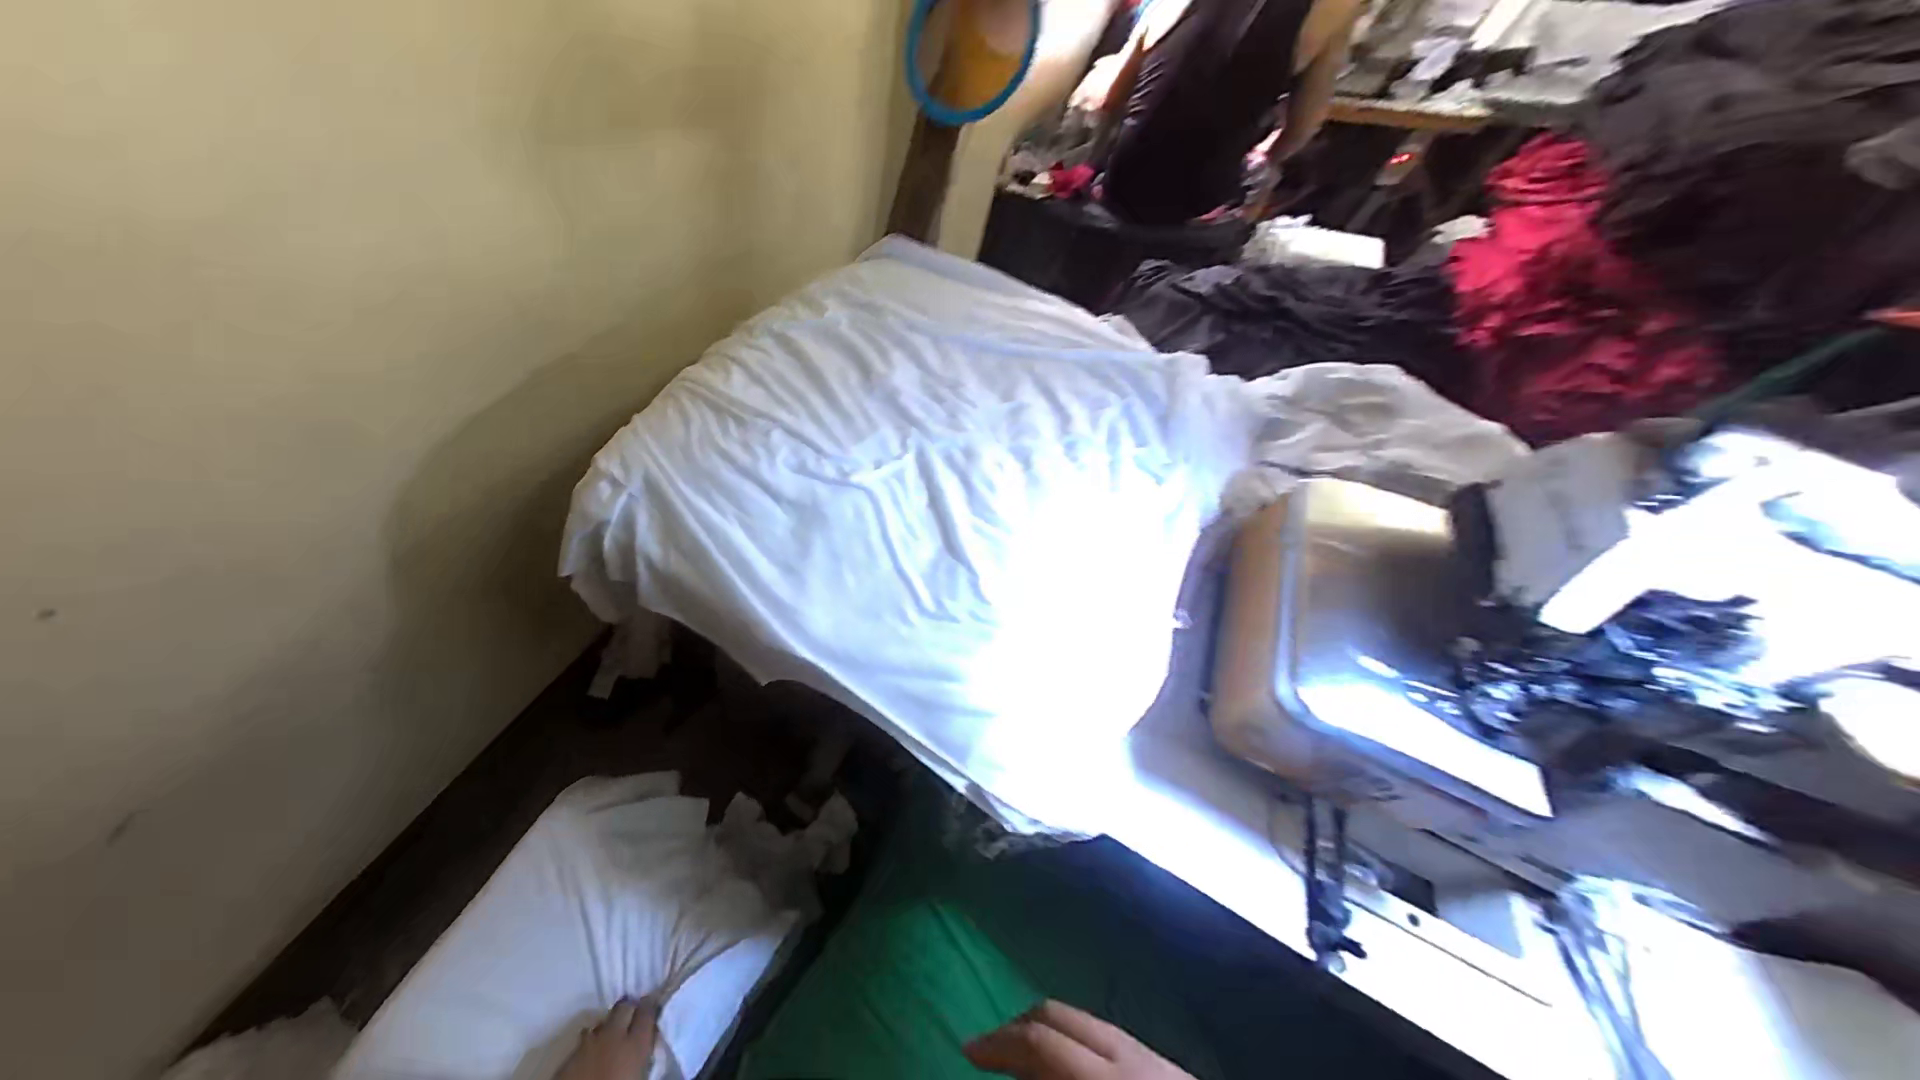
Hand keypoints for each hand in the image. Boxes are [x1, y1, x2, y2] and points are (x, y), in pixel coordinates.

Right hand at [964, 1000, 1198, 1079]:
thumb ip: (1052, 1077)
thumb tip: (1016, 1072)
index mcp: (1106, 1077)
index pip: (1041, 1044)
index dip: (998, 1044)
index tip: (967, 1051)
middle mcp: (1129, 1054)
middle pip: (1057, 1015)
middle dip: (1015, 1026)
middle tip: (989, 1049)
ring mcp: (1151, 1054)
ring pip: (1082, 1020)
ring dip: (1044, 1029)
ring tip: (1022, 1056)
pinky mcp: (1167, 1062)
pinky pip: (1104, 1034)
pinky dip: (1074, 1040)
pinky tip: (1068, 1066)